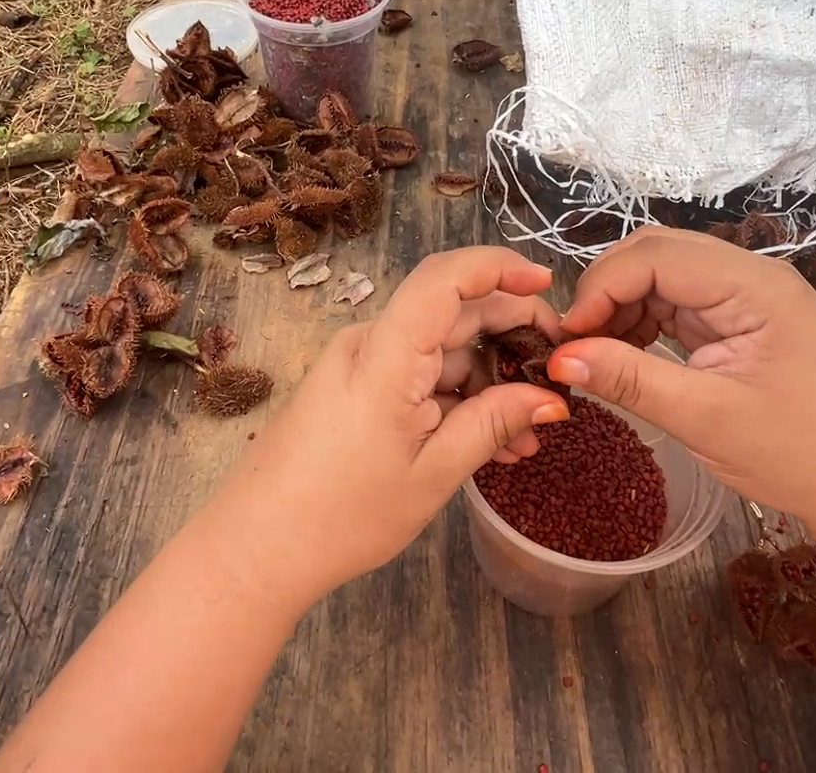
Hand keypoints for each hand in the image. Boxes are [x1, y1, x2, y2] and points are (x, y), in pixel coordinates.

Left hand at [199, 247, 569, 605]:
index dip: (498, 266)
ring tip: (532, 432)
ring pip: (441, 351)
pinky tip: (494, 440)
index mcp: (385, 354)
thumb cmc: (342, 515)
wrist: (257, 548)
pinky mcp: (358, 390)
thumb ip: (493, 425)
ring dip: (489, 380)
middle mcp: (371, 344)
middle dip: (510, 331)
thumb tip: (551, 399)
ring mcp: (362, 367)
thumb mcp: (431, 473)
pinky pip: (419, 378)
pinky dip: (458, 399)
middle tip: (558, 370)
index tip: (548, 281)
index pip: (444, 277)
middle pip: (451, 312)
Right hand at [549, 226, 815, 526]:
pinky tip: (622, 353)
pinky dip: (638, 322)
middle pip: (656, 253)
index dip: (602, 286)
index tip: (568, 335)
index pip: (657, 256)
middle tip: (575, 340)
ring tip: (594, 352)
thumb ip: (630, 380)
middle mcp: (750, 276)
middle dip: (607, 291)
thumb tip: (559, 358)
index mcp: (756, 286)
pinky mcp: (734, 319)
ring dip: (619, 307)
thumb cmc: (795, 455)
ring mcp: (743, 296)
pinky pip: (672, 302)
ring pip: (658, 275)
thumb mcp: (705, 419)